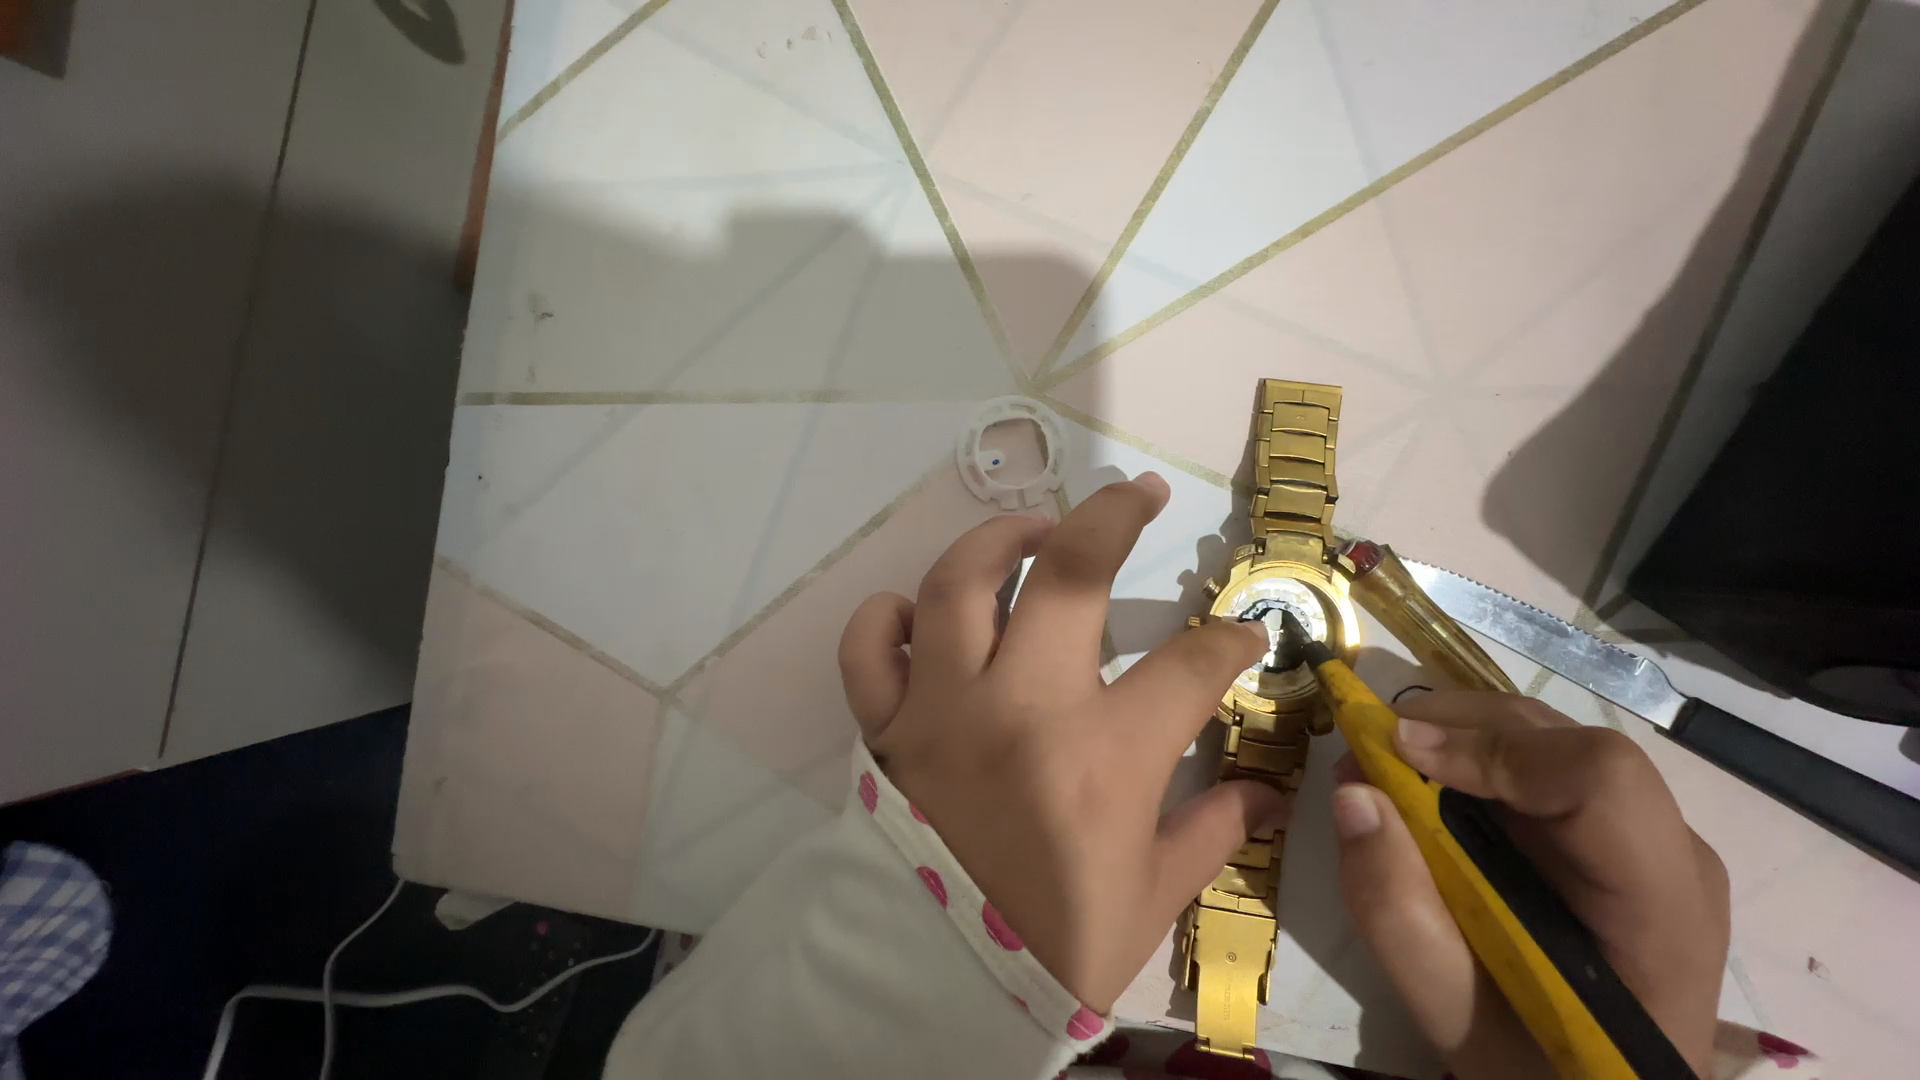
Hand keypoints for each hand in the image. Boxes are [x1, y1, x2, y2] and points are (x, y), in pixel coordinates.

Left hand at [836, 474, 1278, 1011]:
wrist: (937, 986)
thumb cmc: (1053, 941)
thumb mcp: (1150, 897)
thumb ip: (1211, 830)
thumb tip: (1268, 791)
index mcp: (1102, 756)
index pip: (1189, 665)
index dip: (1229, 641)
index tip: (1242, 636)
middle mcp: (1021, 709)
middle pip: (1071, 576)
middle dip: (1115, 516)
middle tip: (1139, 495)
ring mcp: (942, 708)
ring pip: (959, 585)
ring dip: (1000, 538)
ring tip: (1034, 532)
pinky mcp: (885, 726)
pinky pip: (868, 648)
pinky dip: (885, 617)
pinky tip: (916, 613)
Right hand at [1330, 691, 1729, 1077]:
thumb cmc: (1533, 1060)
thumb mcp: (1447, 1007)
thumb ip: (1394, 909)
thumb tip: (1352, 791)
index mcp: (1657, 907)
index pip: (1598, 779)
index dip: (1492, 749)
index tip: (1395, 752)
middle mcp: (1668, 850)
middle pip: (1562, 740)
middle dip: (1452, 726)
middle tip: (1365, 751)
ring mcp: (1645, 831)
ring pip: (1545, 735)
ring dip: (1452, 731)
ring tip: (1383, 762)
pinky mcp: (1608, 825)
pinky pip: (1535, 756)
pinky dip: (1465, 748)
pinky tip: (1423, 778)